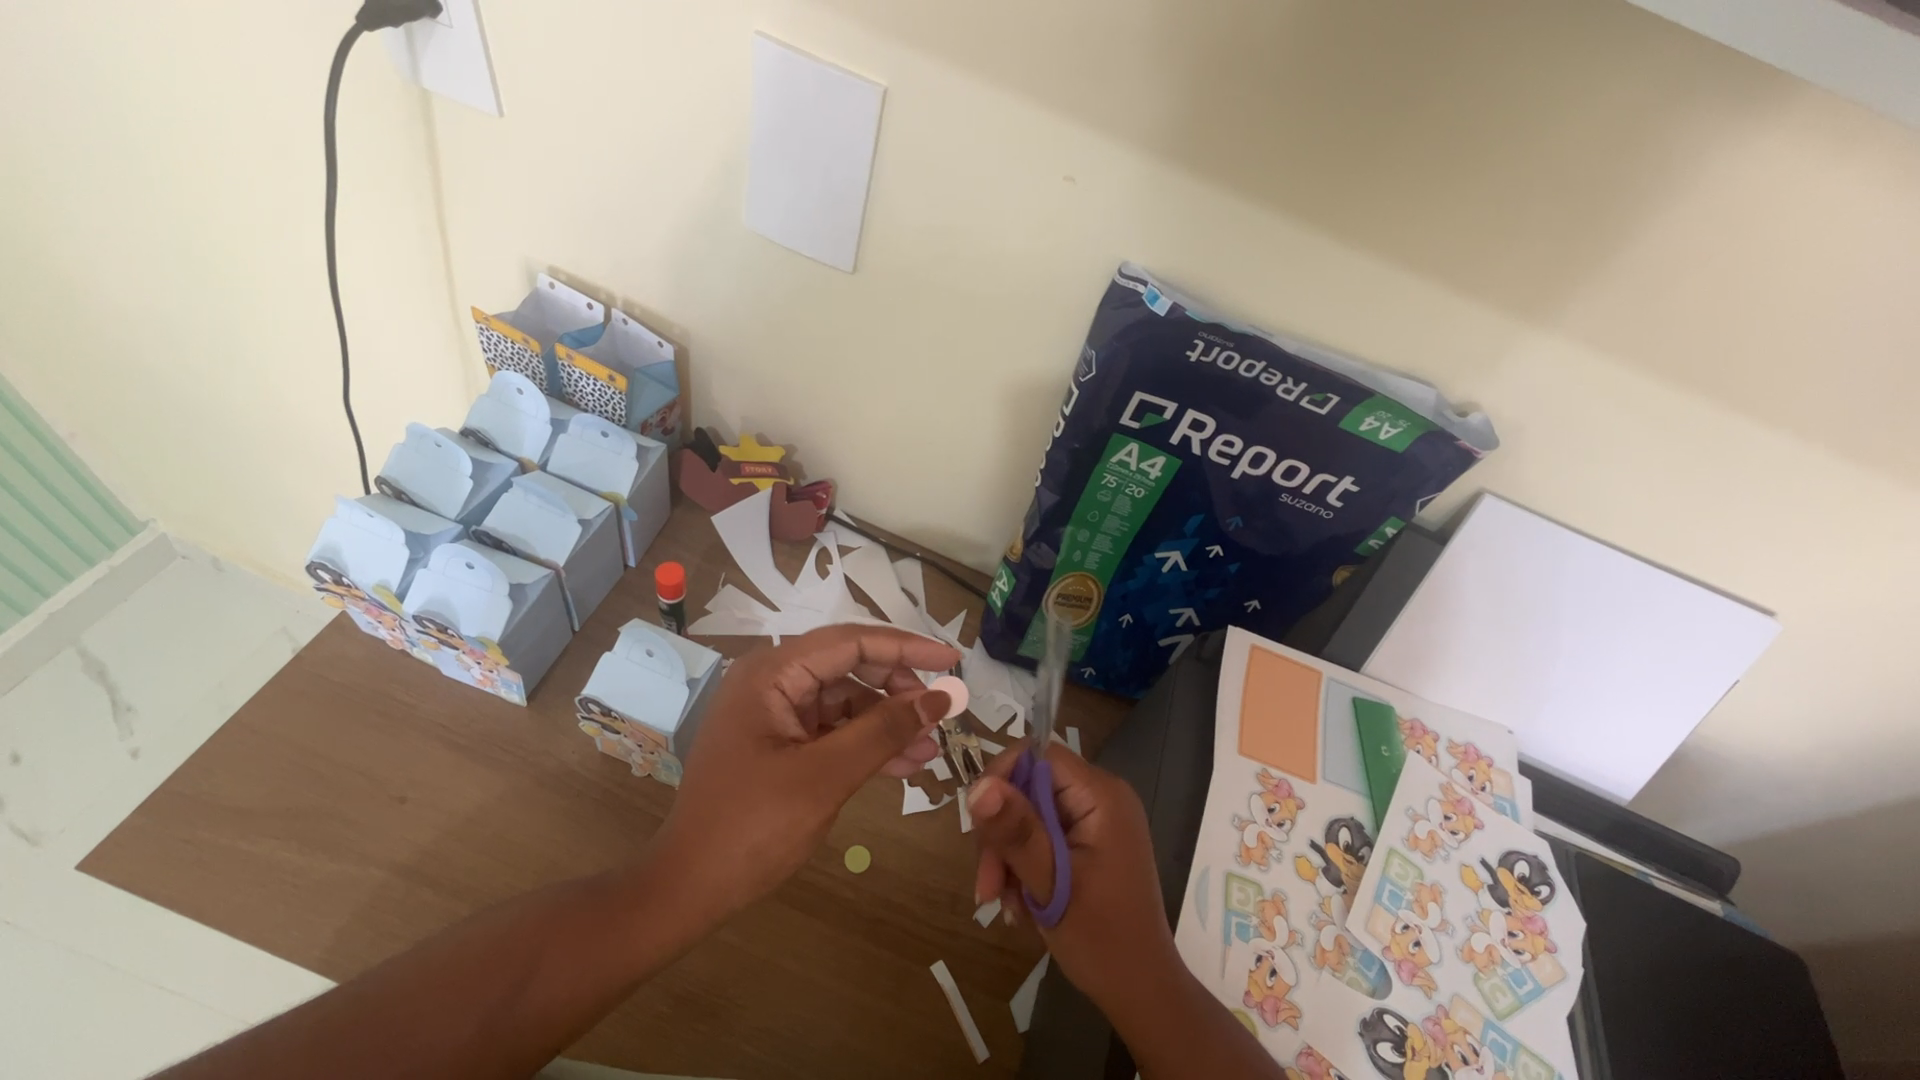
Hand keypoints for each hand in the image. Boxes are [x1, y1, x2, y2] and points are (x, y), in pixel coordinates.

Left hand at [652, 624, 959, 918]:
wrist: (689, 888)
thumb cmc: (752, 826)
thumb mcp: (826, 777)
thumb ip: (884, 731)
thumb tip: (940, 698)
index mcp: (771, 674)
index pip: (851, 642)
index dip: (906, 648)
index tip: (951, 662)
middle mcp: (771, 683)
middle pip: (849, 667)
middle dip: (899, 689)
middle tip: (942, 712)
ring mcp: (774, 715)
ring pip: (847, 702)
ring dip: (888, 722)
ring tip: (932, 747)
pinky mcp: (779, 745)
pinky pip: (833, 731)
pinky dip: (867, 744)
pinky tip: (906, 764)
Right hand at [967, 744, 1183, 1011]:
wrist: (1141, 991)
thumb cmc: (1101, 940)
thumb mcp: (1050, 884)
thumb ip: (1016, 832)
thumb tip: (978, 785)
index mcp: (1102, 796)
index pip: (1038, 754)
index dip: (1001, 779)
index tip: (979, 824)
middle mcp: (1102, 797)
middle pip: (1029, 787)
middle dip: (1002, 833)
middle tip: (988, 886)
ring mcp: (1097, 821)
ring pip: (1030, 815)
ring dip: (1009, 857)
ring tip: (1004, 904)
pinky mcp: (1090, 843)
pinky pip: (1044, 837)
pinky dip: (1025, 866)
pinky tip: (1021, 905)